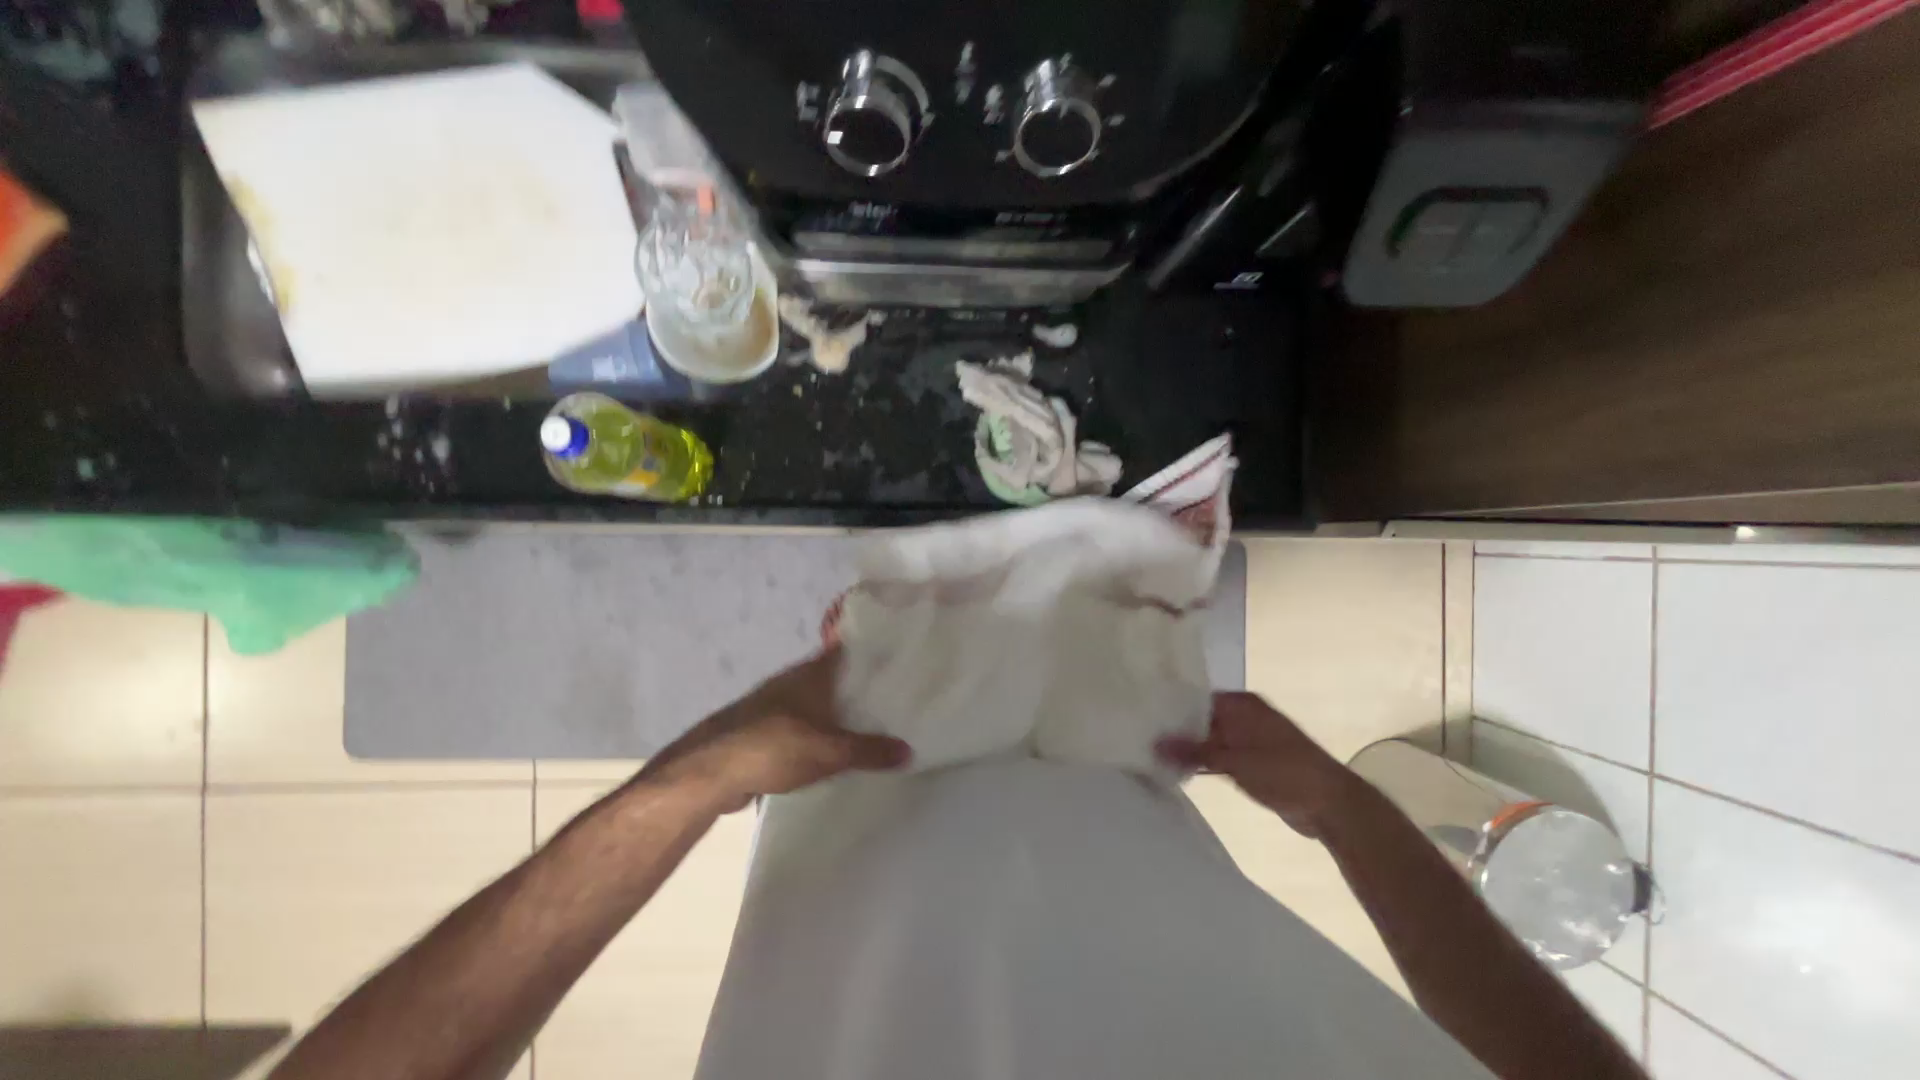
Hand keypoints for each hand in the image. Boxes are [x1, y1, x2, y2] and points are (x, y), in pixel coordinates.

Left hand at [642, 648, 911, 812]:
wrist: (711, 771)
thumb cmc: (775, 746)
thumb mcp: (831, 752)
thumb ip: (870, 750)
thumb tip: (909, 750)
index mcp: (811, 674)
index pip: (846, 649)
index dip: (870, 649)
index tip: (897, 655)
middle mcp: (792, 681)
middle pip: (831, 676)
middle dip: (857, 685)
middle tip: (892, 695)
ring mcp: (773, 704)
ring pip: (814, 701)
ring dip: (834, 710)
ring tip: (867, 723)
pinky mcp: (761, 729)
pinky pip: (799, 724)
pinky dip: (816, 731)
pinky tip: (830, 748)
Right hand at [1156, 691, 1364, 838]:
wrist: (1330, 805)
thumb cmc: (1285, 772)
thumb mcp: (1236, 761)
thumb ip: (1194, 751)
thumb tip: (1154, 743)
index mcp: (1243, 704)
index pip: (1196, 697)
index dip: (1170, 705)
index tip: (1140, 714)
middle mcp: (1244, 717)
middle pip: (1201, 718)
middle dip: (1175, 729)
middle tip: (1138, 737)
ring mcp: (1248, 741)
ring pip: (1208, 740)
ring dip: (1188, 749)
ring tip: (1150, 754)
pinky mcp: (1252, 764)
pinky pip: (1218, 758)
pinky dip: (1202, 763)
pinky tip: (1176, 771)